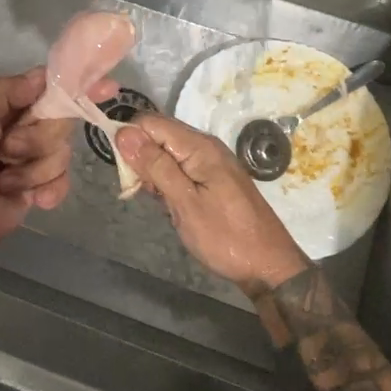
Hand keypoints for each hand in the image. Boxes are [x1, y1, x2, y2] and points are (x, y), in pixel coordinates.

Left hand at [0, 68, 108, 268]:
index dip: (72, 85)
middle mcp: (18, 126)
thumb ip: (6, 91)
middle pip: (59, 118)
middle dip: (35, 137)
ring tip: (2, 179)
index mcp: (0, 104)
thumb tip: (42, 74)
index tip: (104, 86)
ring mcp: (29, 159)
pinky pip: (62, 180)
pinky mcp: (37, 188)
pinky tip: (30, 199)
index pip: (44, 86)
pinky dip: (48, 188)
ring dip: (32, 167)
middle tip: (4, 150)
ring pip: (61, 151)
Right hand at [115, 115, 310, 294]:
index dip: (129, 138)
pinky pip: (179, 166)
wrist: (269, 268)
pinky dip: (166, 179)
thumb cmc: (226, 237)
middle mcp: (205, 146)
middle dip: (138, 155)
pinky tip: (166, 202)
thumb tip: (124, 133)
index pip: (150, 122)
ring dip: (151, 170)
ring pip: (166, 151)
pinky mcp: (212, 178)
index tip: (121, 168)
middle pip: (158, 134)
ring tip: (153, 199)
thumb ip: (155, 166)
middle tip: (136, 188)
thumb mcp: (185, 203)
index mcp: (199, 147)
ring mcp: (210, 162)